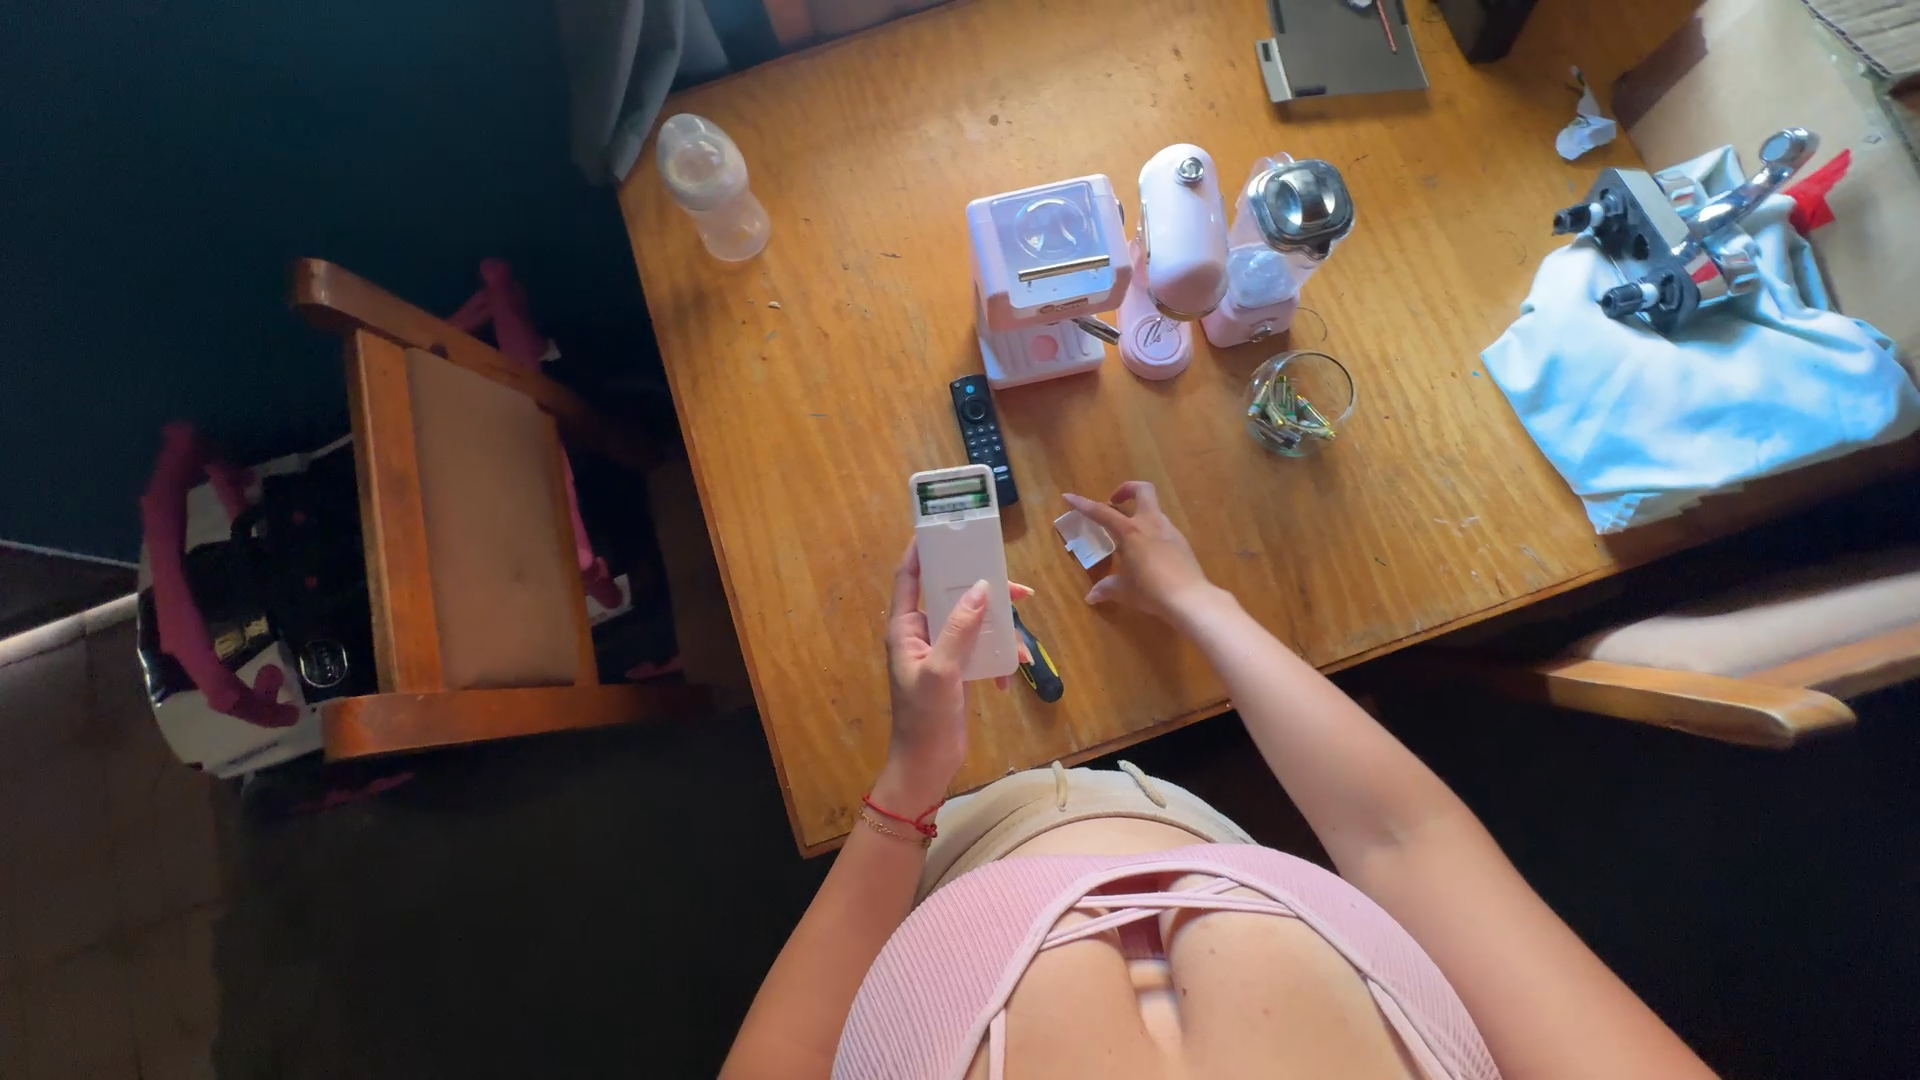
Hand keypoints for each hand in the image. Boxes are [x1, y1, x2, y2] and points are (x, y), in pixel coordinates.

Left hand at [878, 541, 1032, 808]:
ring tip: (1022, 650)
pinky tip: (1007, 678)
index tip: (940, 529)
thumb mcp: (941, 670)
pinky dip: (997, 659)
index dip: (920, 552)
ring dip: (999, 633)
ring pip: (974, 623)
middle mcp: (921, 633)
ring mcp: (941, 651)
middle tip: (1018, 589)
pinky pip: (981, 649)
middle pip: (952, 597)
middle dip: (985, 594)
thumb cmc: (924, 717)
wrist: (927, 763)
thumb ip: (960, 628)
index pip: (909, 578)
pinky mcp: (957, 669)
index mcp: (905, 627)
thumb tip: (979, 587)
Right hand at [1062, 481, 1213, 621]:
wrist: (1190, 598)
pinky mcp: (1182, 542)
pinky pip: (1163, 527)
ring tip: (1130, 534)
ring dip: (1140, 513)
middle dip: (1127, 489)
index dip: (1083, 504)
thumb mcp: (1124, 591)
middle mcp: (1150, 523)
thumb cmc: (1151, 591)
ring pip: (1154, 509)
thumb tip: (1091, 597)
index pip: (1101, 512)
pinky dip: (1152, 531)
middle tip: (1115, 501)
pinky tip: (1148, 552)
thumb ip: (1106, 589)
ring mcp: (1169, 530)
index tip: (1068, 496)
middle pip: (1142, 490)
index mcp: (1130, 531)